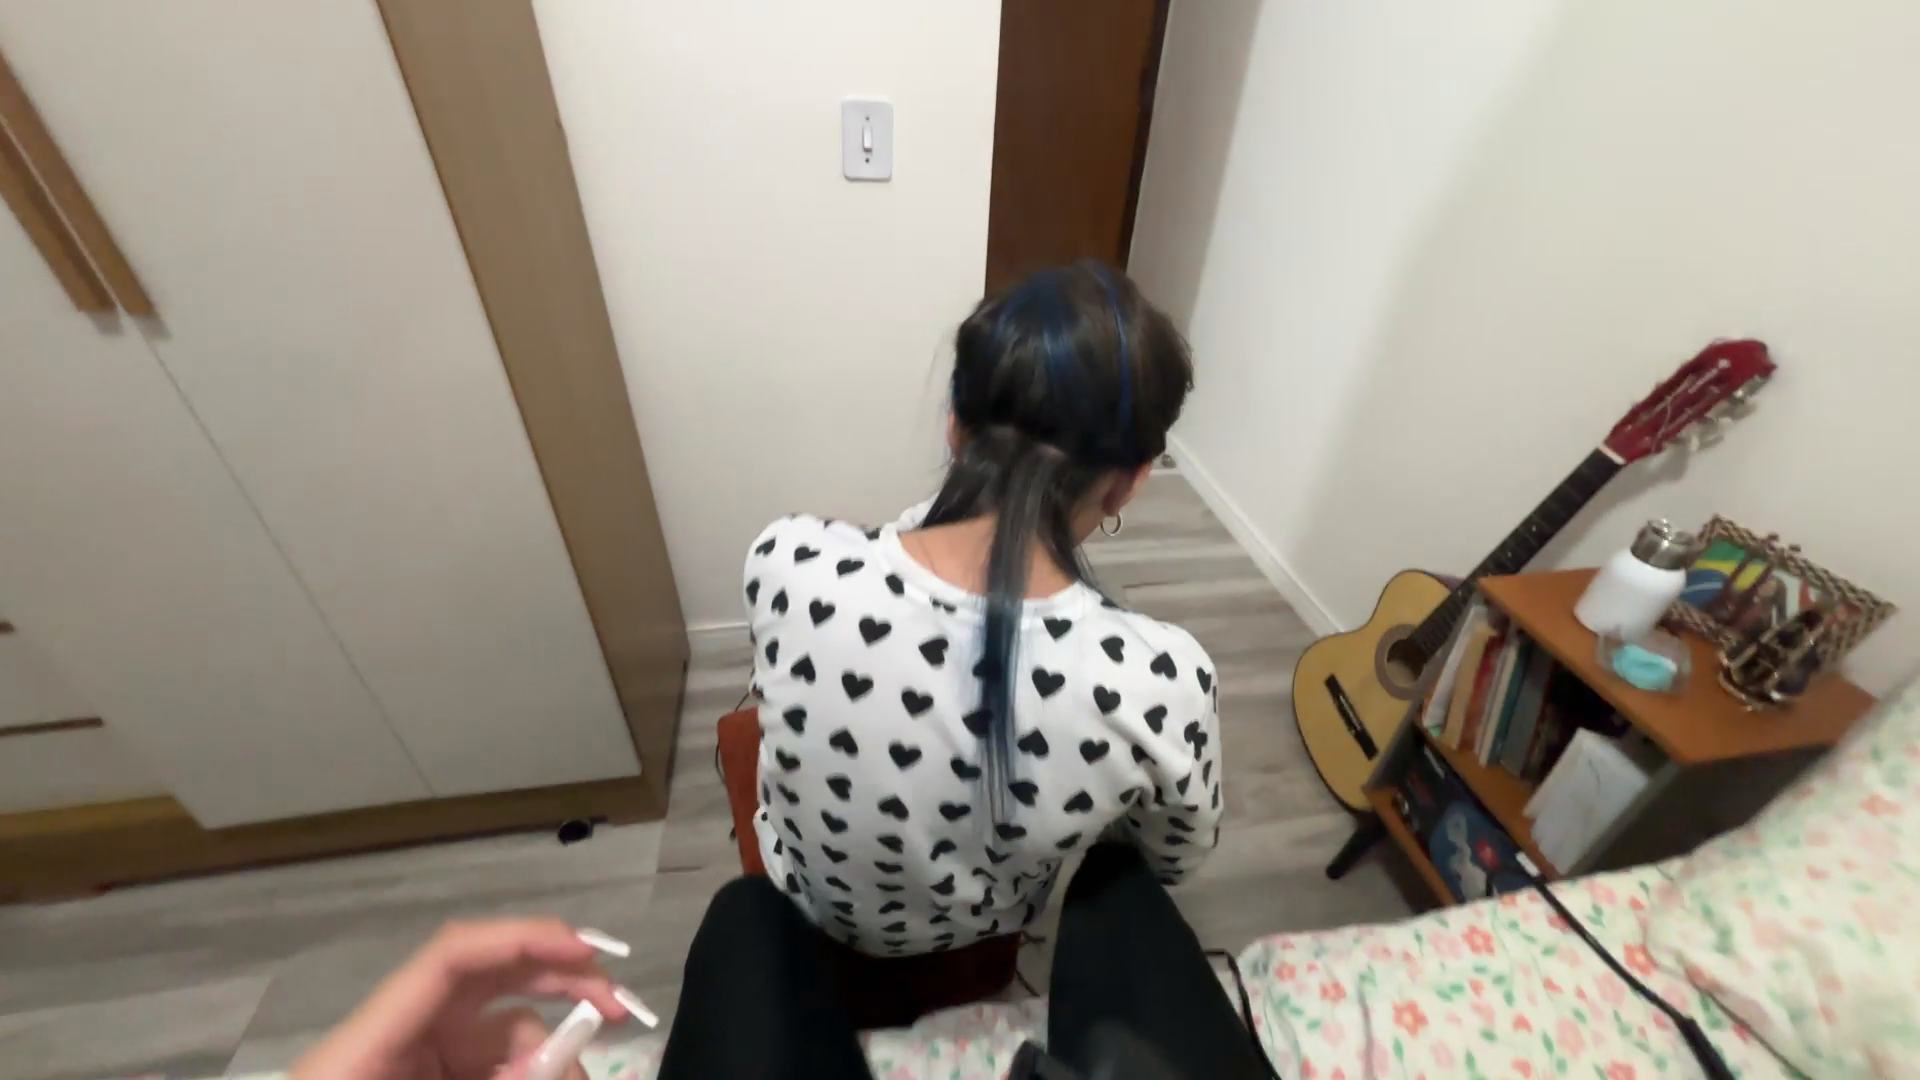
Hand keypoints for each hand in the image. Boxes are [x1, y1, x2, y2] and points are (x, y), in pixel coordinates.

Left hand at [291, 918, 640, 1079]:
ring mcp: (416, 1060)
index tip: (589, 953)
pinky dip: (529, 1068)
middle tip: (618, 1009)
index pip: (452, 958)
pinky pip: (497, 1062)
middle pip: (493, 978)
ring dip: (550, 1049)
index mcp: (366, 1046)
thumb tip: (564, 1066)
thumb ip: (501, 1079)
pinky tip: (552, 1074)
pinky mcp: (434, 1078)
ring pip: (506, 1027)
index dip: (524, 939)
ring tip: (575, 1075)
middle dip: (562, 985)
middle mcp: (397, 1036)